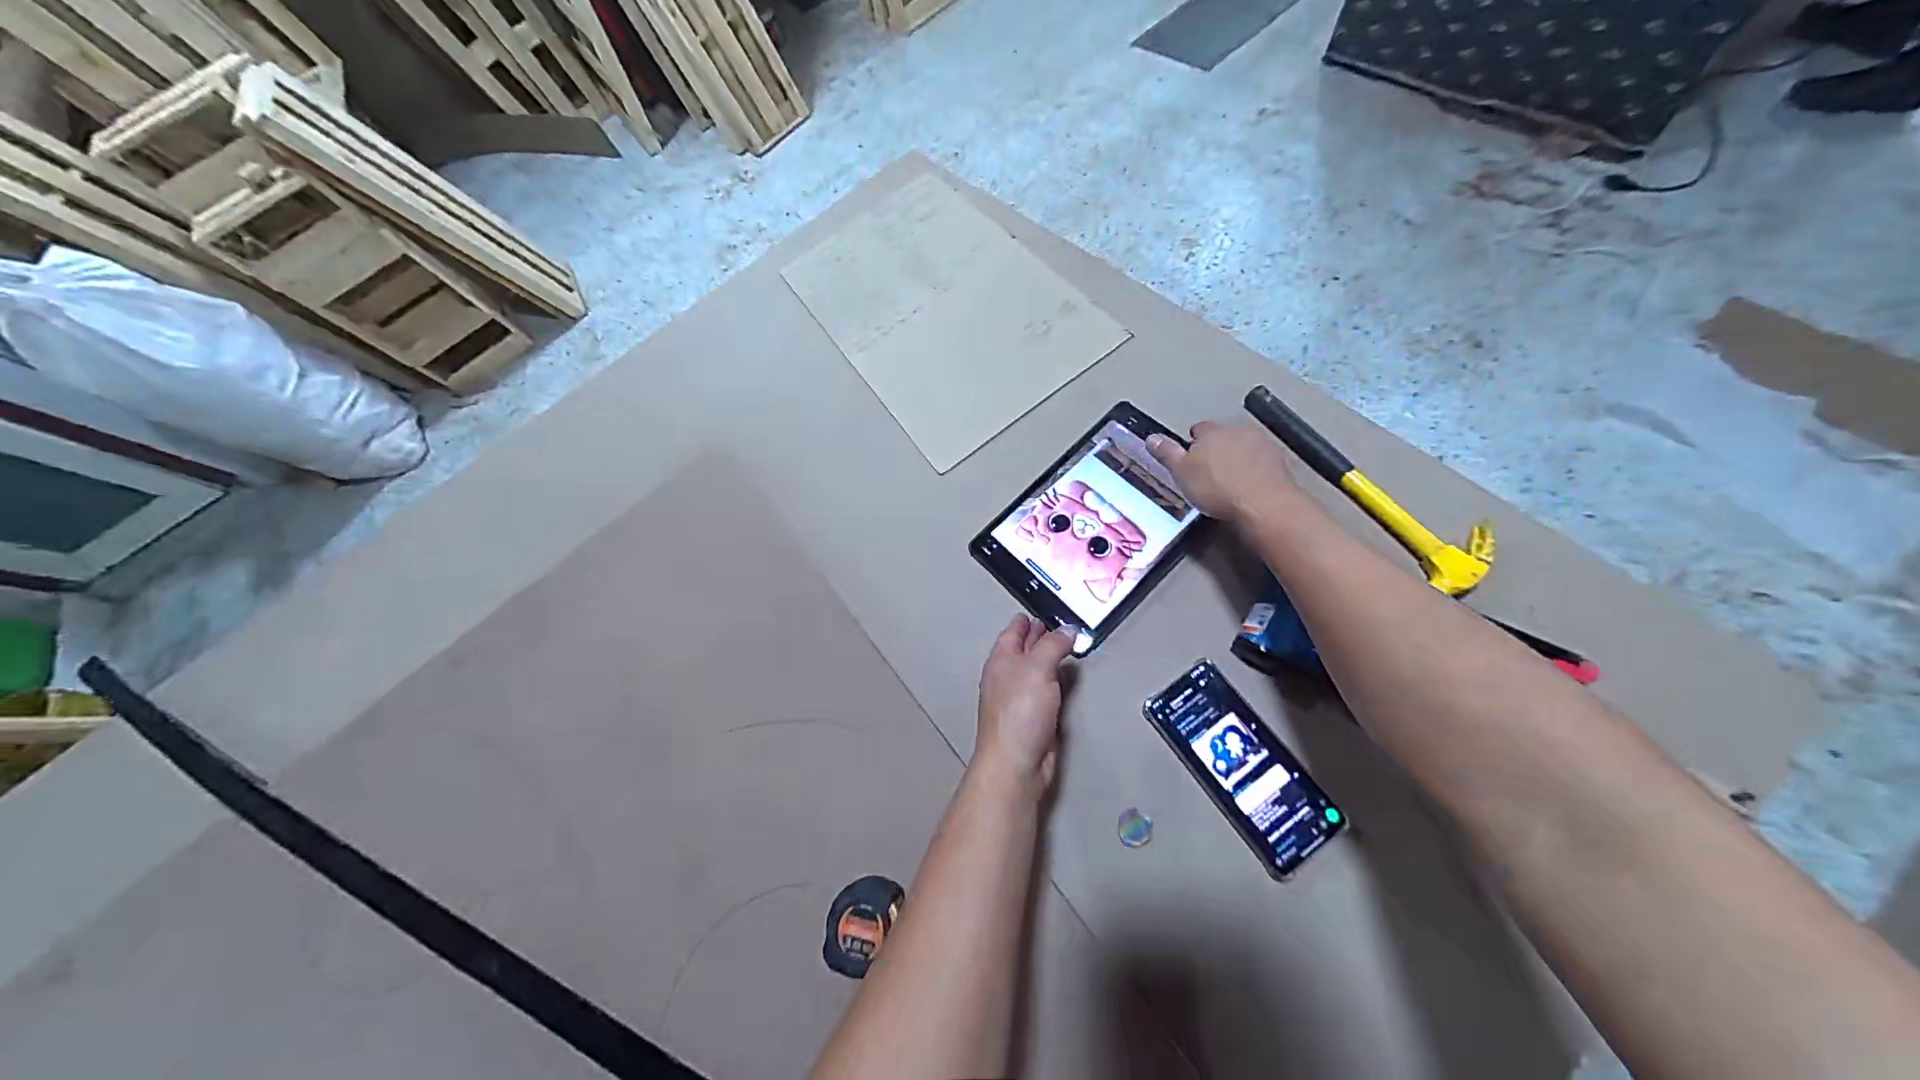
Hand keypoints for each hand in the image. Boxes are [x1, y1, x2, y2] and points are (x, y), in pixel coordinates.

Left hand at [975, 614, 1075, 788]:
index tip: (1039, 610)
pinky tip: (1066, 680)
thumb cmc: (1016, 716)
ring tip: (1066, 648)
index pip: (1013, 631)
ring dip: (1051, 659)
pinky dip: (1058, 682)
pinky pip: (1048, 692)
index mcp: (1001, 660)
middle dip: (1040, 636)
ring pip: (1038, 671)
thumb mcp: (1037, 667)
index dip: (1027, 619)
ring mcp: (1021, 699)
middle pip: (1025, 649)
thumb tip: (1066, 631)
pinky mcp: (1035, 718)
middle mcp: (1008, 678)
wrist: (1017, 762)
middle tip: (1058, 626)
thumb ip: (1053, 645)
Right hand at [1149, 420, 1302, 524]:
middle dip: (1216, 451)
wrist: (1263, 504)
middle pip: (1223, 437)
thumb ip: (1166, 453)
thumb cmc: (1219, 488)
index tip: (1190, 461)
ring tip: (1229, 485)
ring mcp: (1262, 444)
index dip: (1192, 445)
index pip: (1199, 429)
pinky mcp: (1279, 461)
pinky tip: (1249, 489)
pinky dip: (1256, 471)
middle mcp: (1238, 430)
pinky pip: (1262, 462)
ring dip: (1238, 459)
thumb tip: (1152, 438)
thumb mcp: (1181, 472)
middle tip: (1208, 475)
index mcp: (1212, 431)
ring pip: (1244, 447)